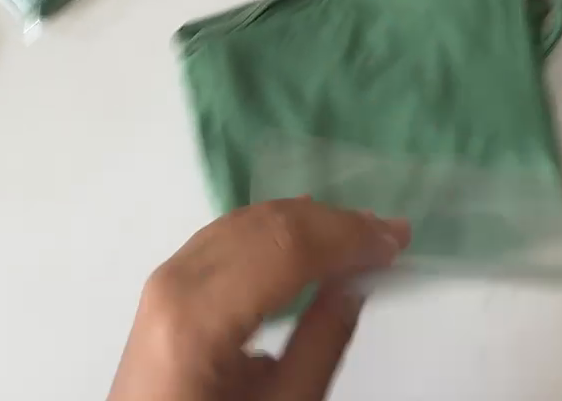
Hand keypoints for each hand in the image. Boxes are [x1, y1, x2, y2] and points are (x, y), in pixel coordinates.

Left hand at [107, 200, 410, 400]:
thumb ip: (322, 343)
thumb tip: (356, 280)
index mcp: (198, 318)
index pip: (285, 248)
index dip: (346, 236)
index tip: (394, 240)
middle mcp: (176, 280)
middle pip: (268, 224)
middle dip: (335, 222)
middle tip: (388, 232)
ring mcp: (168, 274)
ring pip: (250, 219)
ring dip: (310, 219)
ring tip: (360, 230)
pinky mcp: (170, 277)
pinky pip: (231, 232)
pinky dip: (277, 226)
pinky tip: (309, 228)